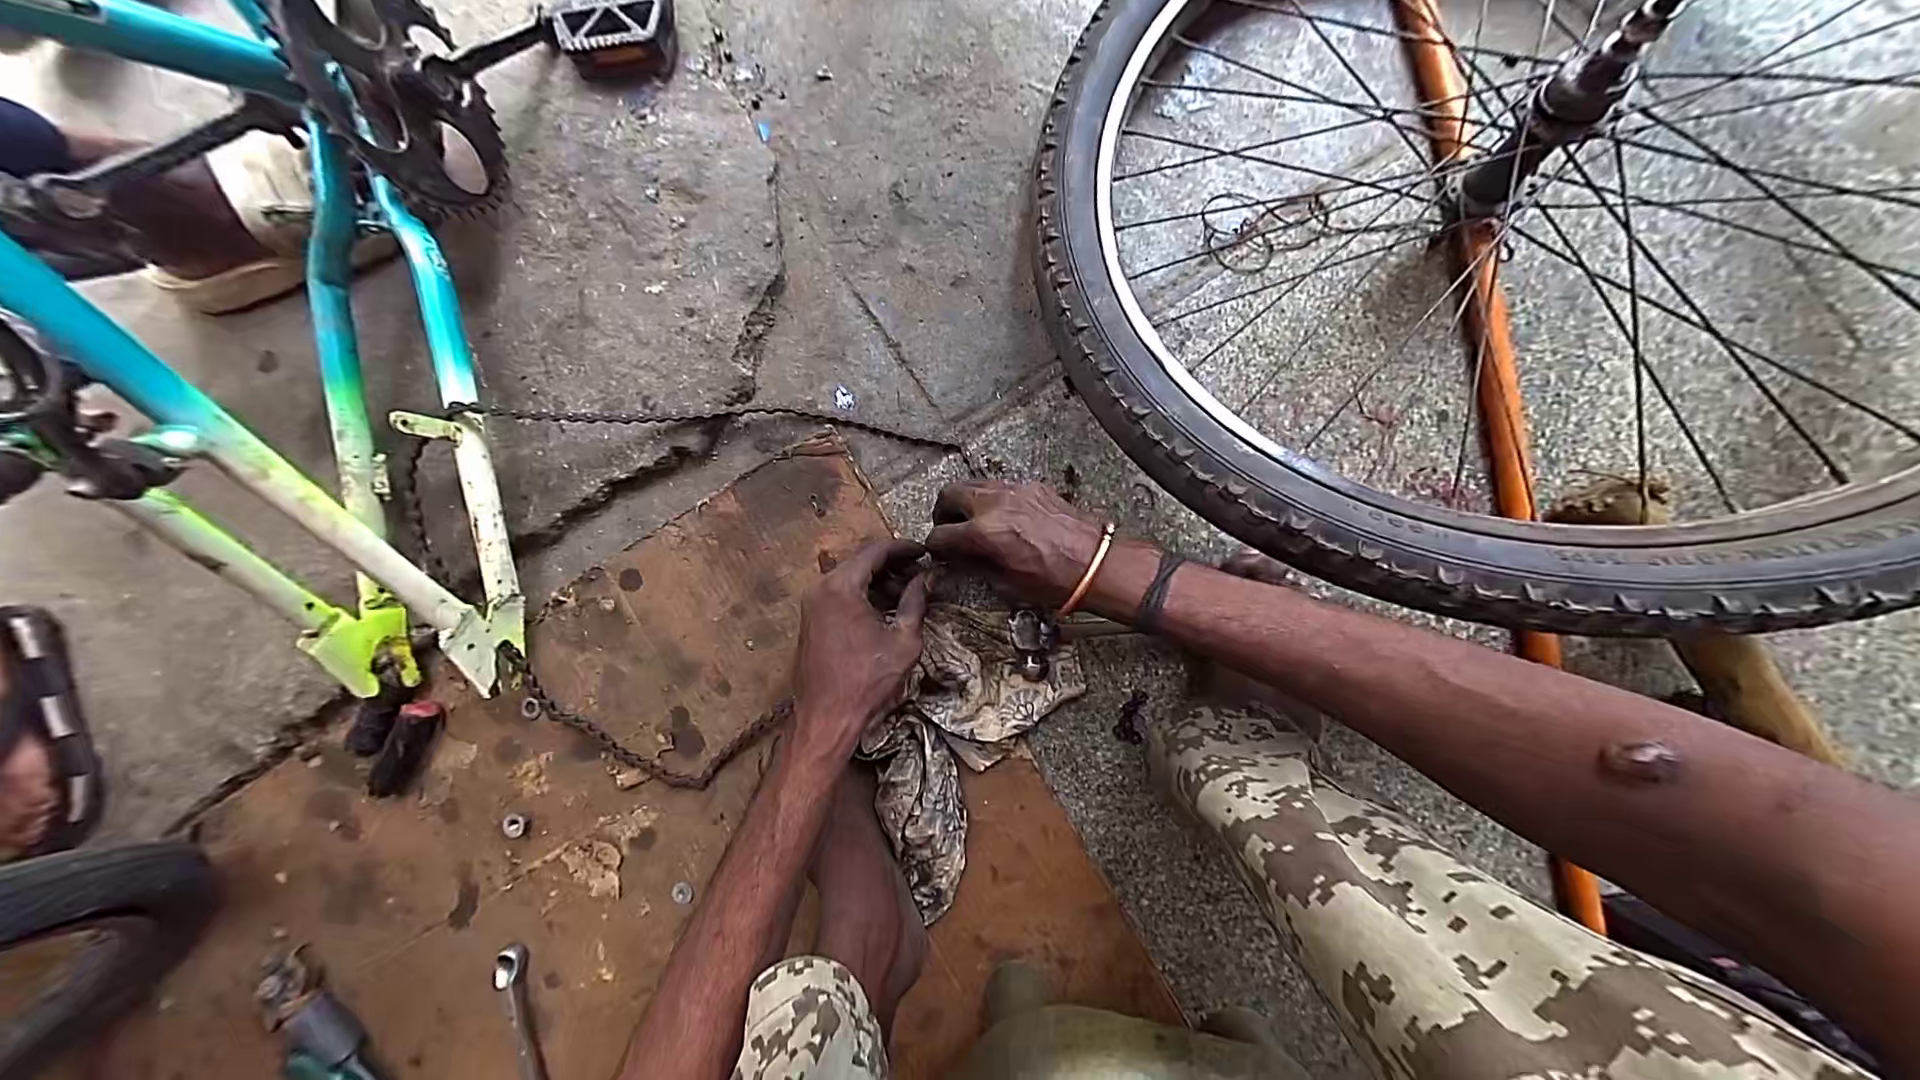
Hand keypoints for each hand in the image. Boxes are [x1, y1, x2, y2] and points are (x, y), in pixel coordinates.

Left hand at [791, 539, 930, 758]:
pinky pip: (840, 595)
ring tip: (908, 593)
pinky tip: (886, 609)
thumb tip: (928, 578)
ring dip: (879, 581)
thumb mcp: (903, 640)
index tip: (925, 551)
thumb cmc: (866, 682)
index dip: (904, 548)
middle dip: (893, 565)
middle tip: (921, 573)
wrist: (826, 718)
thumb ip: (916, 601)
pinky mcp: (811, 620)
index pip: (876, 550)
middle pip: (861, 561)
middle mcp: (821, 588)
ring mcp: (812, 604)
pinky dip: (864, 595)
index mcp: (841, 586)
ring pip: (850, 578)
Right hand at [923, 481, 1108, 603]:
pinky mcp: (1033, 488)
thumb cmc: (1056, 579)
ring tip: (972, 522)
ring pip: (974, 485)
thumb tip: (960, 559)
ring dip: (967, 502)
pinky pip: (1001, 487)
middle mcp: (995, 504)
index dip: (934, 546)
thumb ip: (975, 565)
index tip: (938, 551)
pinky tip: (1002, 518)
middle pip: (949, 494)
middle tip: (948, 529)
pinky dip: (993, 500)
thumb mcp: (1006, 583)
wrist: (1094, 564)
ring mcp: (1015, 491)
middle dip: (943, 512)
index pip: (941, 533)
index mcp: (984, 531)